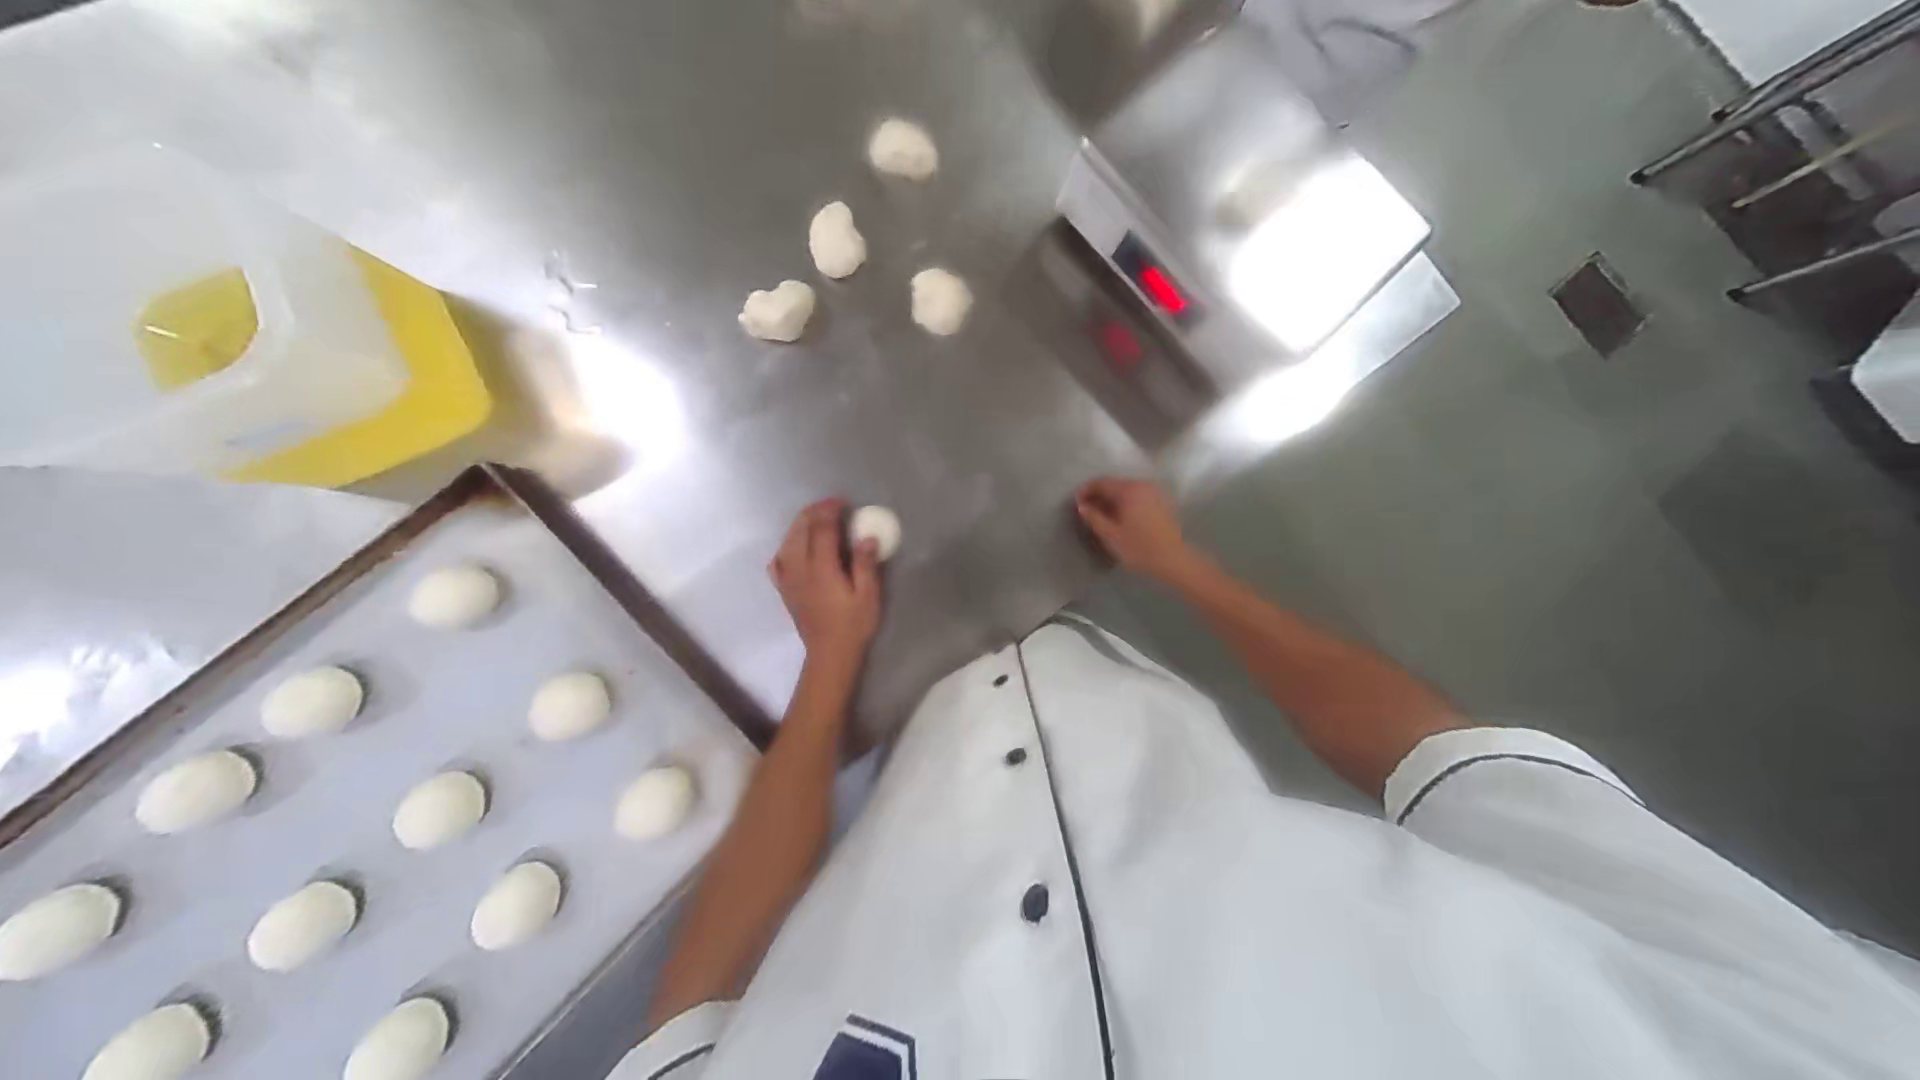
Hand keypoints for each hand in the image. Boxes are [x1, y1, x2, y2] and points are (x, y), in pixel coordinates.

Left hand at [769, 498, 882, 663]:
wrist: (830, 654)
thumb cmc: (854, 625)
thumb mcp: (868, 595)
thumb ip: (865, 564)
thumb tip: (865, 536)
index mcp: (823, 568)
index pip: (823, 529)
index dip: (830, 510)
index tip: (842, 501)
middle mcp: (801, 569)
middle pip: (801, 530)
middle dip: (813, 512)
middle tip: (829, 505)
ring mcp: (789, 579)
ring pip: (787, 542)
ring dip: (799, 525)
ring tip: (814, 518)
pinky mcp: (785, 590)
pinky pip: (778, 562)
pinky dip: (785, 548)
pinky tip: (793, 547)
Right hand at [1075, 477, 1203, 585]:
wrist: (1172, 559)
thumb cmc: (1138, 547)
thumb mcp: (1110, 534)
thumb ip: (1093, 517)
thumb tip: (1081, 505)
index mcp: (1129, 490)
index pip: (1102, 483)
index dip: (1086, 490)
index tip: (1076, 501)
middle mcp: (1142, 485)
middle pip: (1115, 484)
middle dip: (1099, 494)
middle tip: (1087, 509)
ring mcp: (1154, 493)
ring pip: (1127, 490)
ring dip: (1113, 499)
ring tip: (1102, 514)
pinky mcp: (1161, 502)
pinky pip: (1138, 496)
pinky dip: (1126, 502)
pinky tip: (1121, 516)